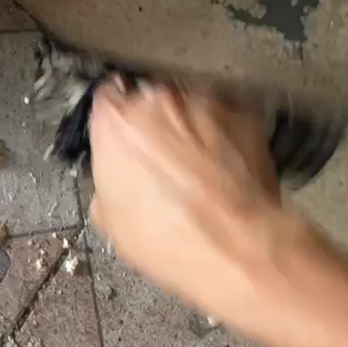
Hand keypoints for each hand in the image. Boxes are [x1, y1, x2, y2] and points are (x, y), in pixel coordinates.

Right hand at [87, 79, 300, 319]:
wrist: (234, 247)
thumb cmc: (171, 237)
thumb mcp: (110, 221)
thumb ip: (106, 181)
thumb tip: (115, 184)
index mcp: (115, 121)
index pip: (105, 99)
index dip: (114, 123)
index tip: (120, 138)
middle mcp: (156, 100)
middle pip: (148, 100)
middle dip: (153, 126)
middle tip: (159, 163)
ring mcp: (203, 103)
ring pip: (188, 108)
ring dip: (188, 130)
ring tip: (194, 171)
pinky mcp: (241, 114)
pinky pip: (224, 119)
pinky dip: (221, 137)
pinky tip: (220, 171)